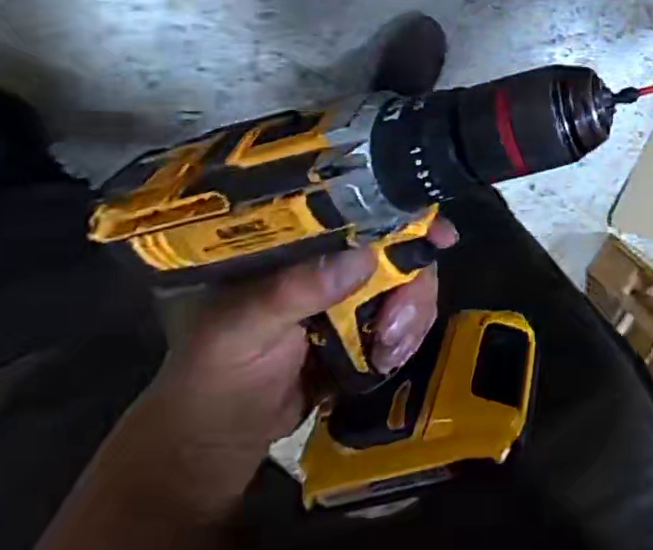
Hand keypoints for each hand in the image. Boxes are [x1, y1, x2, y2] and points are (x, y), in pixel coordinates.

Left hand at [119, 219, 456, 518]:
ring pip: (411, 279)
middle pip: (398, 243)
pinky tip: (388, 359)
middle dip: (412, 282)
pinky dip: (410, 334)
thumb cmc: (214, 376)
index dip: (401, 214)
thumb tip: (364, 257)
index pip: (357, 207)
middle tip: (396, 326)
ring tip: (388, 352)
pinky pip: (409, 313)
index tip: (438, 236)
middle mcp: (330, 254)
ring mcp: (352, 287)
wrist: (217, 444)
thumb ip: (294, 291)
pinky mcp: (367, 320)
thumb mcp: (241, 329)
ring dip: (412, 315)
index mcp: (296, 239)